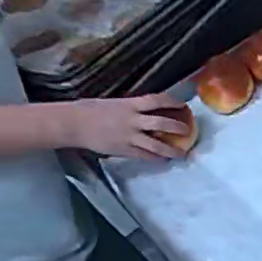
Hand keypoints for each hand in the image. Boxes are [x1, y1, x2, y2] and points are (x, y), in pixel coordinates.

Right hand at [60, 93, 189, 159]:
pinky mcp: (125, 150)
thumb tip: (147, 112)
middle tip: (187, 131)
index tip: (183, 104)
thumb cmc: (90, 110)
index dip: (172, 102)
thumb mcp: (113, 104)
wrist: (74, 124)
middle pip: (161, 124)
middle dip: (177, 127)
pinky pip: (145, 156)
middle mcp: (132, 120)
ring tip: (181, 153)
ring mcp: (130, 137)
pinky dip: (156, 158)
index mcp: (129, 104)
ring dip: (172, 150)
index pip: (156, 100)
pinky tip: (163, 160)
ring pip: (157, 145)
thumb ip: (131, 108)